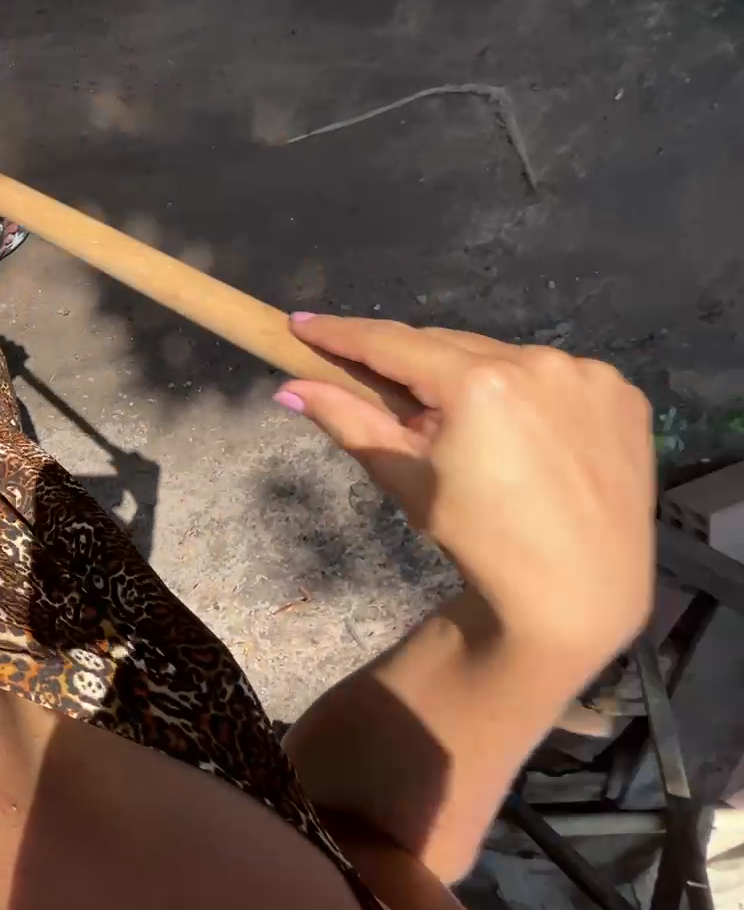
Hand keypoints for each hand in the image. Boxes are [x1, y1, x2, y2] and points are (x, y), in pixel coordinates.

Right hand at [277, 315, 654, 652]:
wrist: (577, 585)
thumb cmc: (475, 531)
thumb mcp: (398, 473)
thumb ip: (344, 418)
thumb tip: (287, 389)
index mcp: (480, 383)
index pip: (392, 343)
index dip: (340, 332)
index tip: (299, 324)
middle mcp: (540, 363)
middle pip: (443, 345)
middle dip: (398, 358)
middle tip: (361, 379)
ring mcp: (589, 376)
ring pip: (492, 355)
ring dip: (452, 371)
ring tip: (436, 413)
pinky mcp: (621, 395)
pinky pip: (542, 372)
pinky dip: (506, 385)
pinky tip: (498, 422)